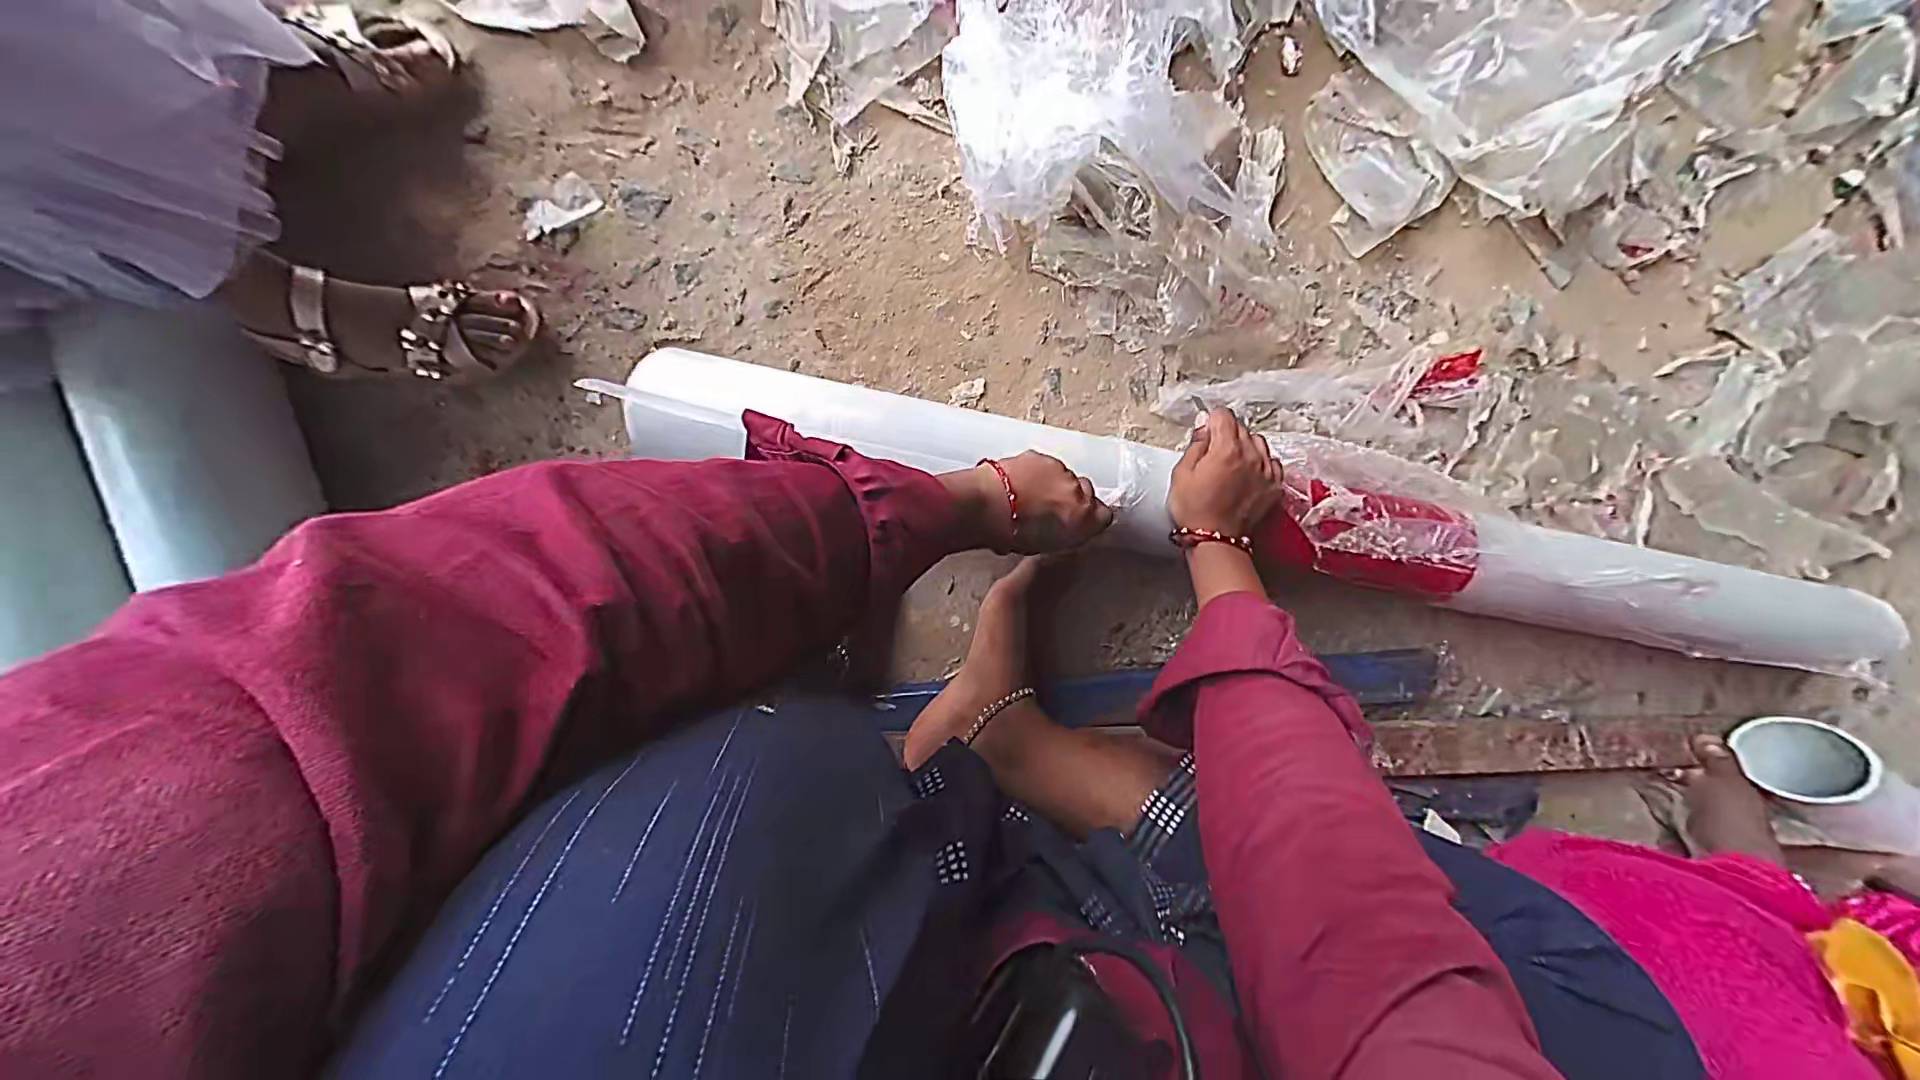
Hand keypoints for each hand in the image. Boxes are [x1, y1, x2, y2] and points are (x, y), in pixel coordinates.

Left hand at [984, 451, 1113, 553]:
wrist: (989, 505)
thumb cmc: (1012, 533)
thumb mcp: (1047, 546)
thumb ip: (1065, 534)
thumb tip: (1063, 529)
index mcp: (1084, 519)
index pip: (1103, 515)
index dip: (1087, 518)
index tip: (1075, 521)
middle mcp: (1079, 492)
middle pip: (1084, 492)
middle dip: (1069, 499)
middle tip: (1047, 510)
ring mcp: (1060, 471)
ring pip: (1063, 476)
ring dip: (1050, 484)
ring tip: (1027, 496)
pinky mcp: (1040, 456)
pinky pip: (1043, 465)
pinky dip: (1034, 472)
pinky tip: (1018, 483)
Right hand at [1168, 408, 1282, 536]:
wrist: (1215, 540)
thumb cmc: (1194, 510)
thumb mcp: (1181, 473)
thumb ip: (1196, 445)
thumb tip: (1205, 428)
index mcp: (1227, 449)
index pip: (1223, 416)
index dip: (1211, 421)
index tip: (1205, 432)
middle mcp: (1252, 455)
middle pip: (1241, 429)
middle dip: (1226, 435)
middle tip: (1213, 453)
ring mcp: (1267, 471)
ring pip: (1258, 443)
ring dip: (1245, 447)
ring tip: (1231, 464)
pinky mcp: (1275, 486)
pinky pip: (1271, 462)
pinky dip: (1259, 463)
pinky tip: (1247, 474)